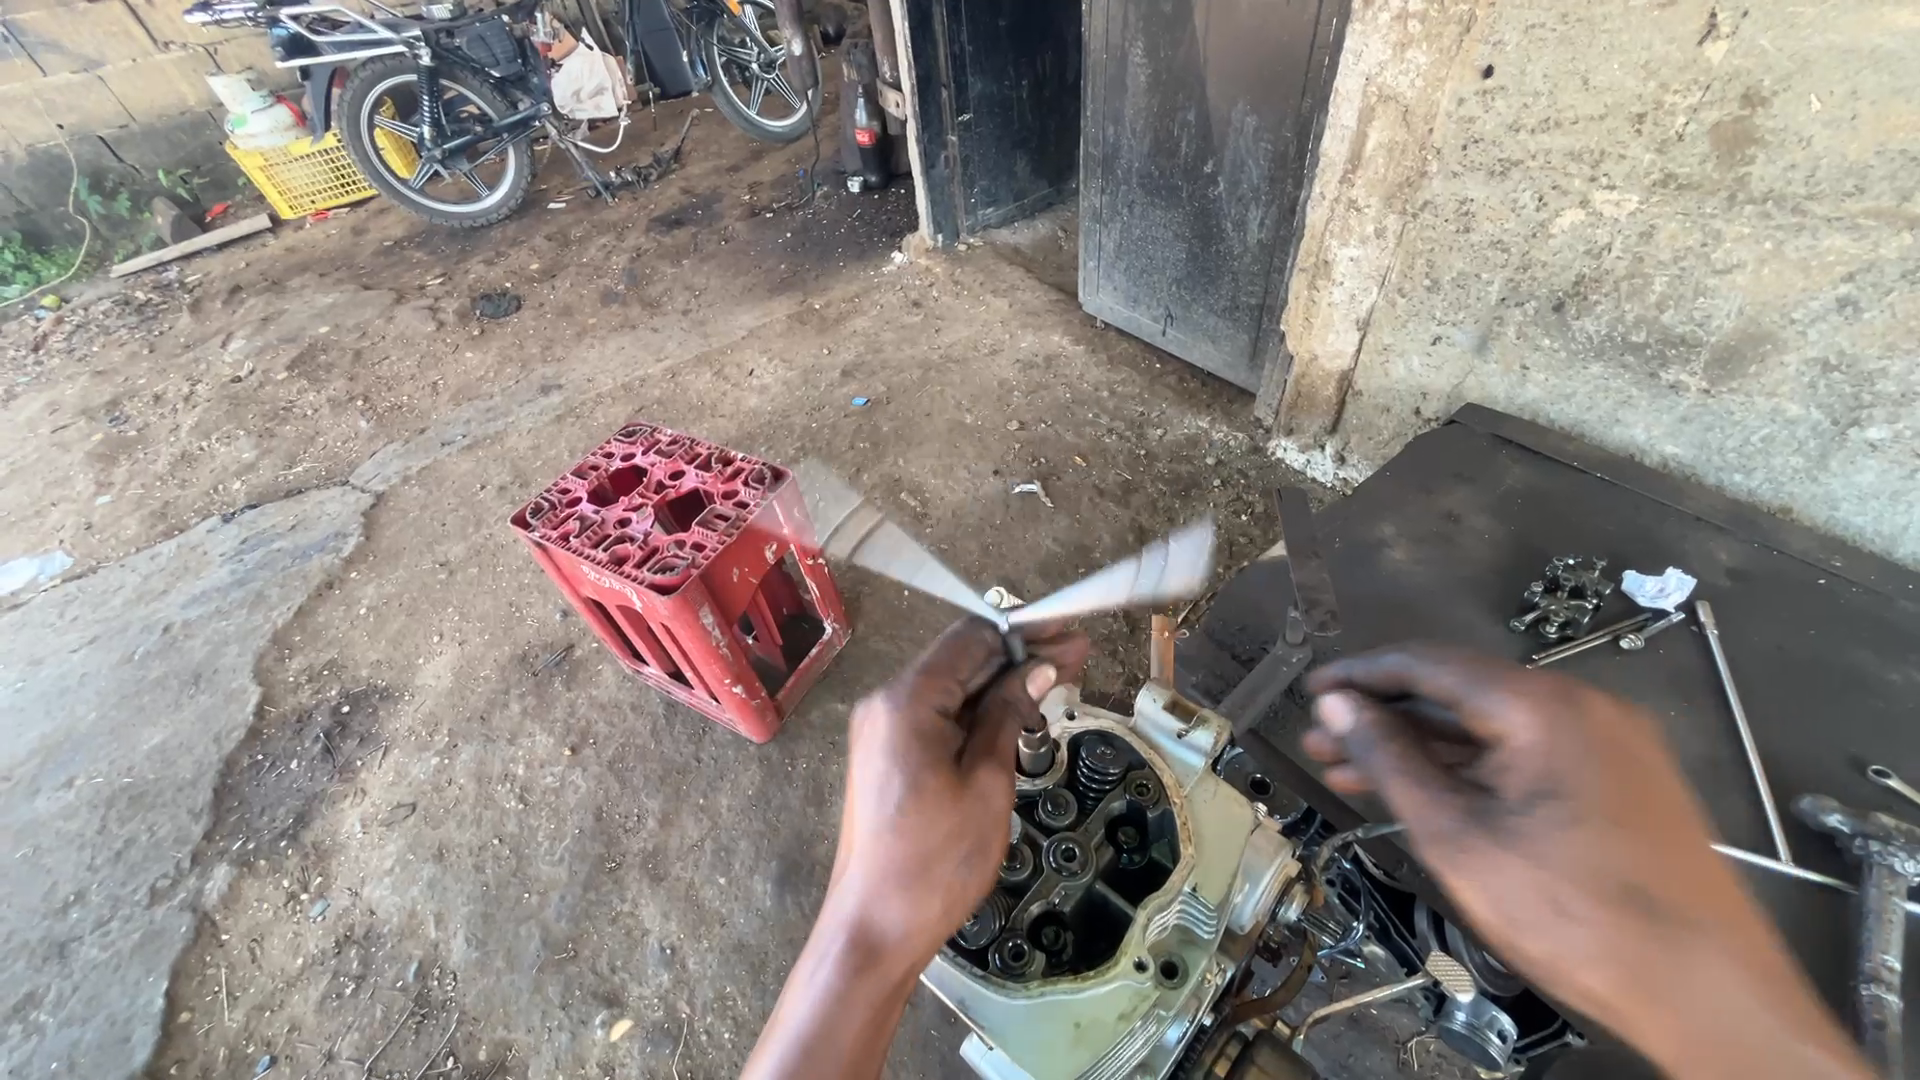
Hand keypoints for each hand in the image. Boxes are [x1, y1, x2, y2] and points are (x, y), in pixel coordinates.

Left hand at [823, 617, 1088, 966]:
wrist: (874, 928)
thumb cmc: (936, 861)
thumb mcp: (986, 782)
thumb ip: (1008, 714)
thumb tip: (1038, 668)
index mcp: (907, 699)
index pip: (970, 639)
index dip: (1024, 635)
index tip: (1069, 639)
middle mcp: (887, 701)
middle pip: (960, 660)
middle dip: (1017, 659)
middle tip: (1076, 661)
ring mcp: (882, 727)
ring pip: (950, 687)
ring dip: (1000, 686)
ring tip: (1055, 688)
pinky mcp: (886, 752)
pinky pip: (936, 715)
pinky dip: (976, 713)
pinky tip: (1014, 717)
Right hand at [1301, 645, 1869, 1079]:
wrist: (1717, 1005)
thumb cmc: (1569, 912)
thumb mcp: (1455, 834)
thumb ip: (1387, 758)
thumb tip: (1335, 705)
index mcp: (1540, 707)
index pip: (1426, 664)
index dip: (1358, 674)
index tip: (1309, 690)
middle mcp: (1576, 707)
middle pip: (1454, 694)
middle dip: (1380, 718)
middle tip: (1319, 742)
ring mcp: (1601, 743)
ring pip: (1483, 729)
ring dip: (1416, 748)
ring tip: (1347, 772)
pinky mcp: (1612, 780)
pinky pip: (1517, 756)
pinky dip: (1463, 770)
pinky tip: (1415, 792)